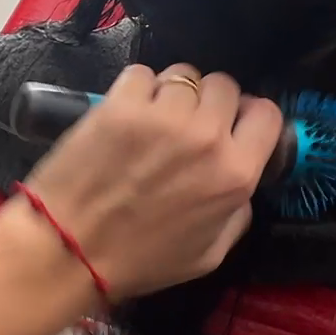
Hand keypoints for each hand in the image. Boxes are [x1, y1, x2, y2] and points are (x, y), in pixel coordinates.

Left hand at [21, 63, 283, 299]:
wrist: (68, 249)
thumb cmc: (138, 260)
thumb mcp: (209, 255)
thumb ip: (237, 213)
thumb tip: (241, 179)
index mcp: (235, 174)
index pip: (267, 112)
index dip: (250, 115)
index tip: (233, 124)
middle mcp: (206, 137)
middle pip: (225, 85)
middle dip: (210, 101)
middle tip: (188, 123)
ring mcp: (162, 116)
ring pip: (183, 75)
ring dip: (172, 93)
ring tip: (153, 117)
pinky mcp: (121, 104)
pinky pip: (142, 74)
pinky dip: (136, 89)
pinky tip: (125, 113)